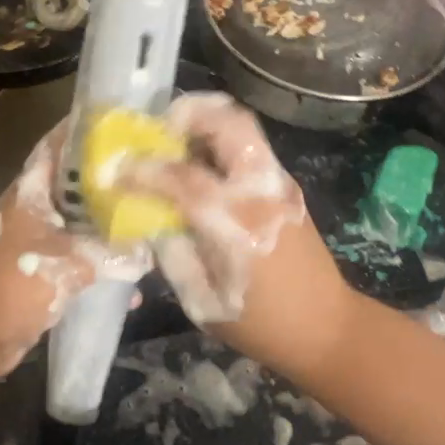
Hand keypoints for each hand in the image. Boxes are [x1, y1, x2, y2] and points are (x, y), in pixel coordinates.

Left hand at [0, 118, 125, 378]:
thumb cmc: (13, 287)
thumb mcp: (68, 265)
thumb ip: (111, 255)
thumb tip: (149, 254)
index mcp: (30, 193)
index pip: (55, 147)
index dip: (82, 132)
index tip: (119, 124)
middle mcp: (32, 208)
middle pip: (75, 185)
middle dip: (110, 182)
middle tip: (150, 175)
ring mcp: (35, 239)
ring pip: (80, 222)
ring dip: (110, 227)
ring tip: (149, 225)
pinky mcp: (40, 270)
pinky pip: (78, 256)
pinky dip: (101, 264)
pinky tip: (132, 281)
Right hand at [118, 92, 355, 377]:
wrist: (328, 329)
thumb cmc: (261, 324)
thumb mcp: (201, 300)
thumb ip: (171, 250)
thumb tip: (145, 213)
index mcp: (238, 225)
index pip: (183, 177)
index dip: (143, 170)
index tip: (116, 169)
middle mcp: (262, 191)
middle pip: (227, 122)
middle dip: (186, 115)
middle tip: (156, 133)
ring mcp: (280, 183)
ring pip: (242, 126)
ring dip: (204, 124)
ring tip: (173, 144)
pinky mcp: (285, 185)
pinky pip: (248, 146)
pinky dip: (219, 141)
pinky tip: (199, 167)